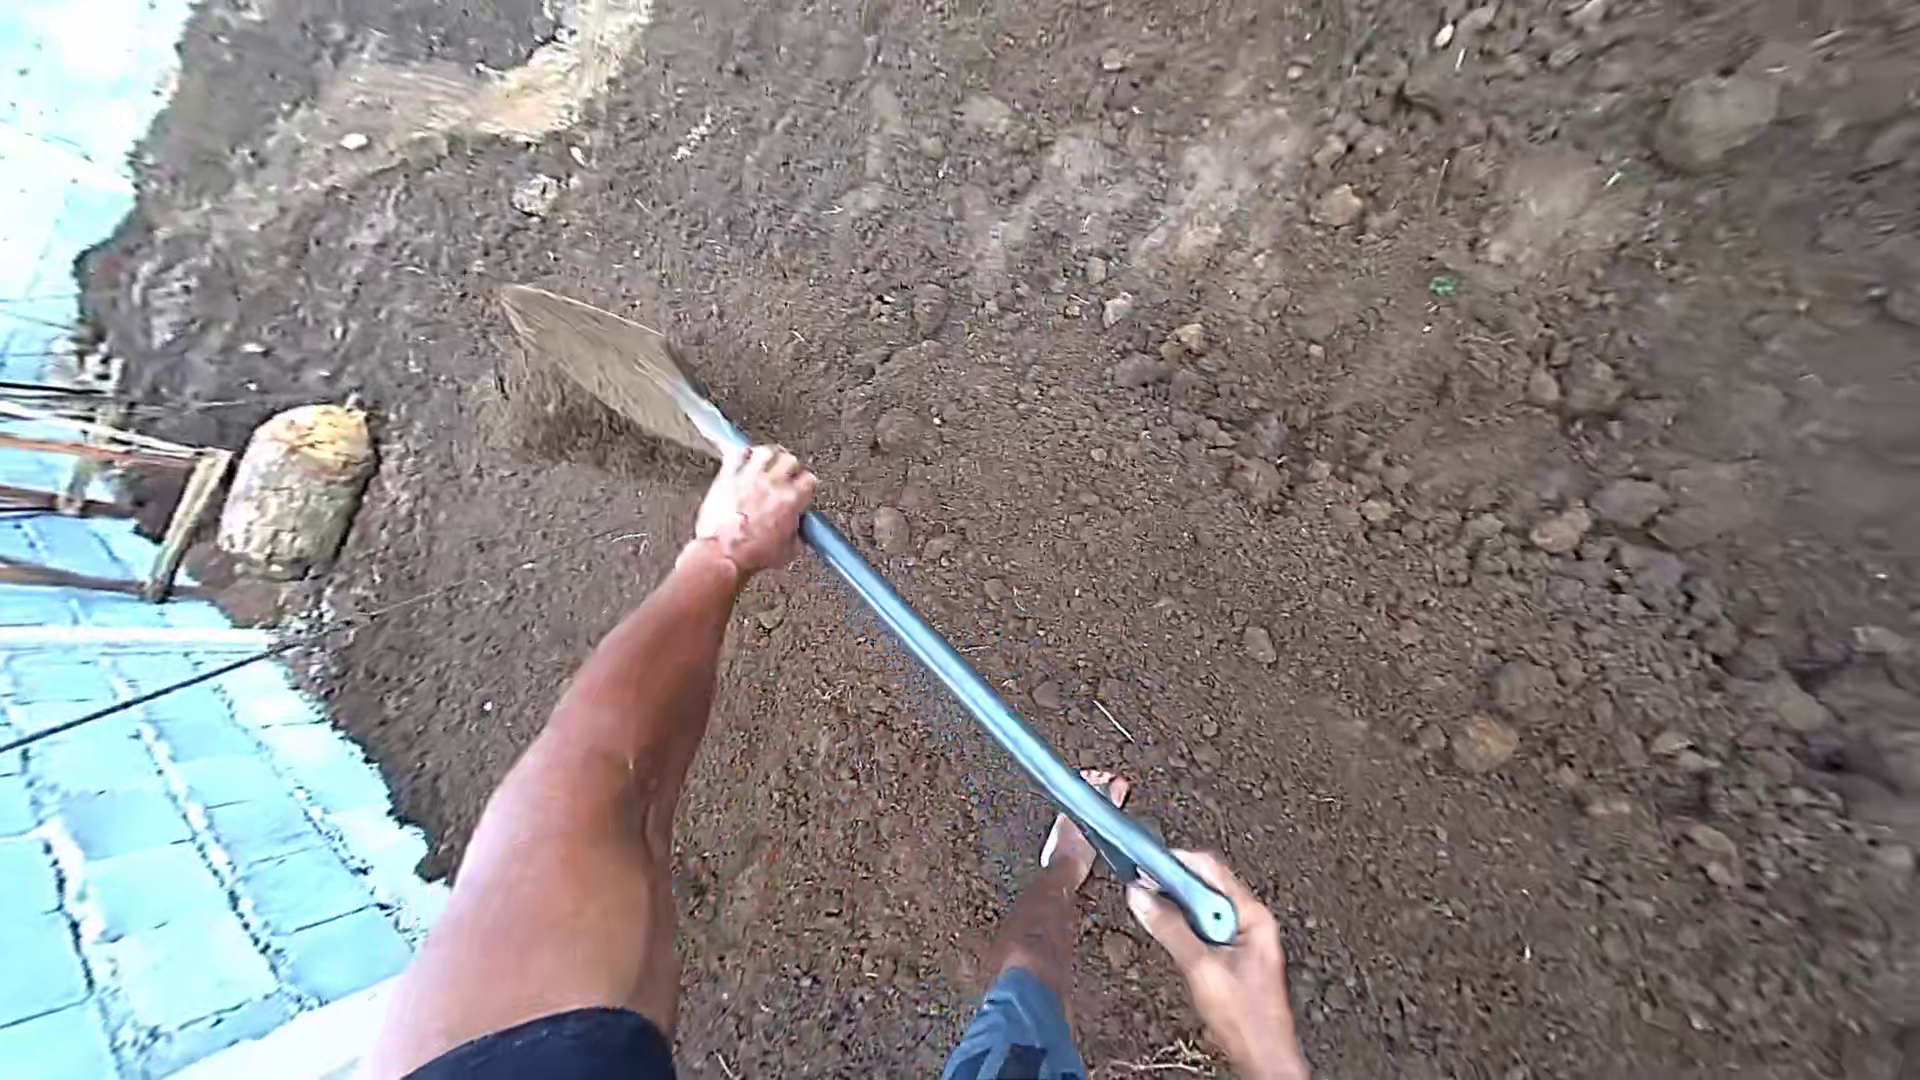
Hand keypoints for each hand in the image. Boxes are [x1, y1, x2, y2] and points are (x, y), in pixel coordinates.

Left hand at [679, 445, 816, 578]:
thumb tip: (799, 529)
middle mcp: (773, 483)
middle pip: (790, 459)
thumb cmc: (752, 554)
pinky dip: (742, 455)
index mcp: (792, 500)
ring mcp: (750, 477)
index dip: (806, 485)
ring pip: (766, 451)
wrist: (723, 554)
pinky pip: (738, 453)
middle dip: (790, 468)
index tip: (801, 490)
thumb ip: (799, 533)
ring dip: (768, 457)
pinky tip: (743, 462)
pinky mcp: (729, 476)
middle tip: (785, 475)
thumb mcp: (789, 550)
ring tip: (767, 464)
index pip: (809, 479)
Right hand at [1127, 851, 1309, 1079]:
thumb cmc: (1247, 1021)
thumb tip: (1139, 895)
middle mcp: (1250, 918)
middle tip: (1144, 886)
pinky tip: (1168, 930)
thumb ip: (1170, 928)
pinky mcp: (1232, 949)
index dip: (1177, 862)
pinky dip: (1183, 921)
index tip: (1148, 863)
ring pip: (1201, 903)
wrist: (1265, 1063)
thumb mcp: (1201, 968)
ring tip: (1152, 907)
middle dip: (1173, 884)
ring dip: (1176, 904)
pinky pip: (1203, 922)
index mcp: (1253, 915)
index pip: (1211, 869)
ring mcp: (1242, 934)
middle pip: (1205, 884)